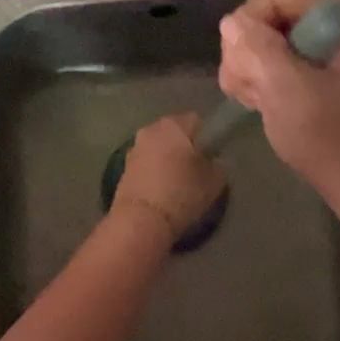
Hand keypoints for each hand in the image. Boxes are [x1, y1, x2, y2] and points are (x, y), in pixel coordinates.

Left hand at [111, 114, 226, 239]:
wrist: (141, 219)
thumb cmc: (182, 193)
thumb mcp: (215, 181)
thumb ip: (216, 165)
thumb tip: (210, 162)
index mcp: (173, 125)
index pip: (196, 121)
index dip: (206, 137)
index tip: (211, 156)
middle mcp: (150, 130)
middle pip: (173, 133)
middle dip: (184, 147)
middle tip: (196, 170)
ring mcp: (133, 148)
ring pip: (157, 148)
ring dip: (166, 159)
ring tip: (177, 183)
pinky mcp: (123, 168)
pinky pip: (146, 164)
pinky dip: (154, 172)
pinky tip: (161, 190)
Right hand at [218, 0, 339, 184]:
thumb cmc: (326, 132)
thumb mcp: (289, 90)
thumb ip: (259, 50)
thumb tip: (230, 23)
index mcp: (332, 15)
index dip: (250, 25)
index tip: (250, 63)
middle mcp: (319, 18)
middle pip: (256, 14)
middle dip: (245, 53)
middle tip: (256, 88)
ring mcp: (305, 40)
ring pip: (248, 37)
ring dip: (243, 71)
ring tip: (260, 100)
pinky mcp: (294, 60)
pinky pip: (253, 55)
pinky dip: (248, 79)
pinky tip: (260, 102)